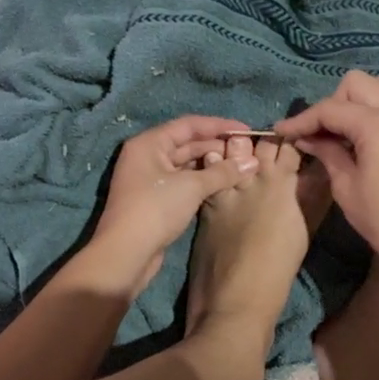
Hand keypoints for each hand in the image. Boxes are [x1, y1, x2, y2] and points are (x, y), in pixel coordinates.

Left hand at [87, 115, 260, 289]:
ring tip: (241, 168)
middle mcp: (147, 156)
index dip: (219, 126)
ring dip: (212, 166)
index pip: (189, 125)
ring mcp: (150, 180)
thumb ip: (223, 172)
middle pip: (187, 144)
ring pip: (186, 166)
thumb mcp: (191, 186)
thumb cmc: (155, 210)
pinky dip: (203, 183)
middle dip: (217, 147)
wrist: (126, 254)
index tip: (246, 131)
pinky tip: (224, 186)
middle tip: (247, 153)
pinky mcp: (156, 201)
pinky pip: (183, 183)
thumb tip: (252, 162)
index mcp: (149, 143)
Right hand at [275, 72, 378, 270]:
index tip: (283, 131)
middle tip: (320, 133)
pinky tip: (365, 137)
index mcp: (377, 124)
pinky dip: (376, 109)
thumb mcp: (345, 185)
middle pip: (356, 84)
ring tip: (343, 133)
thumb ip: (327, 152)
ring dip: (356, 102)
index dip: (302, 120)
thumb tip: (307, 137)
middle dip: (333, 103)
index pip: (330, 109)